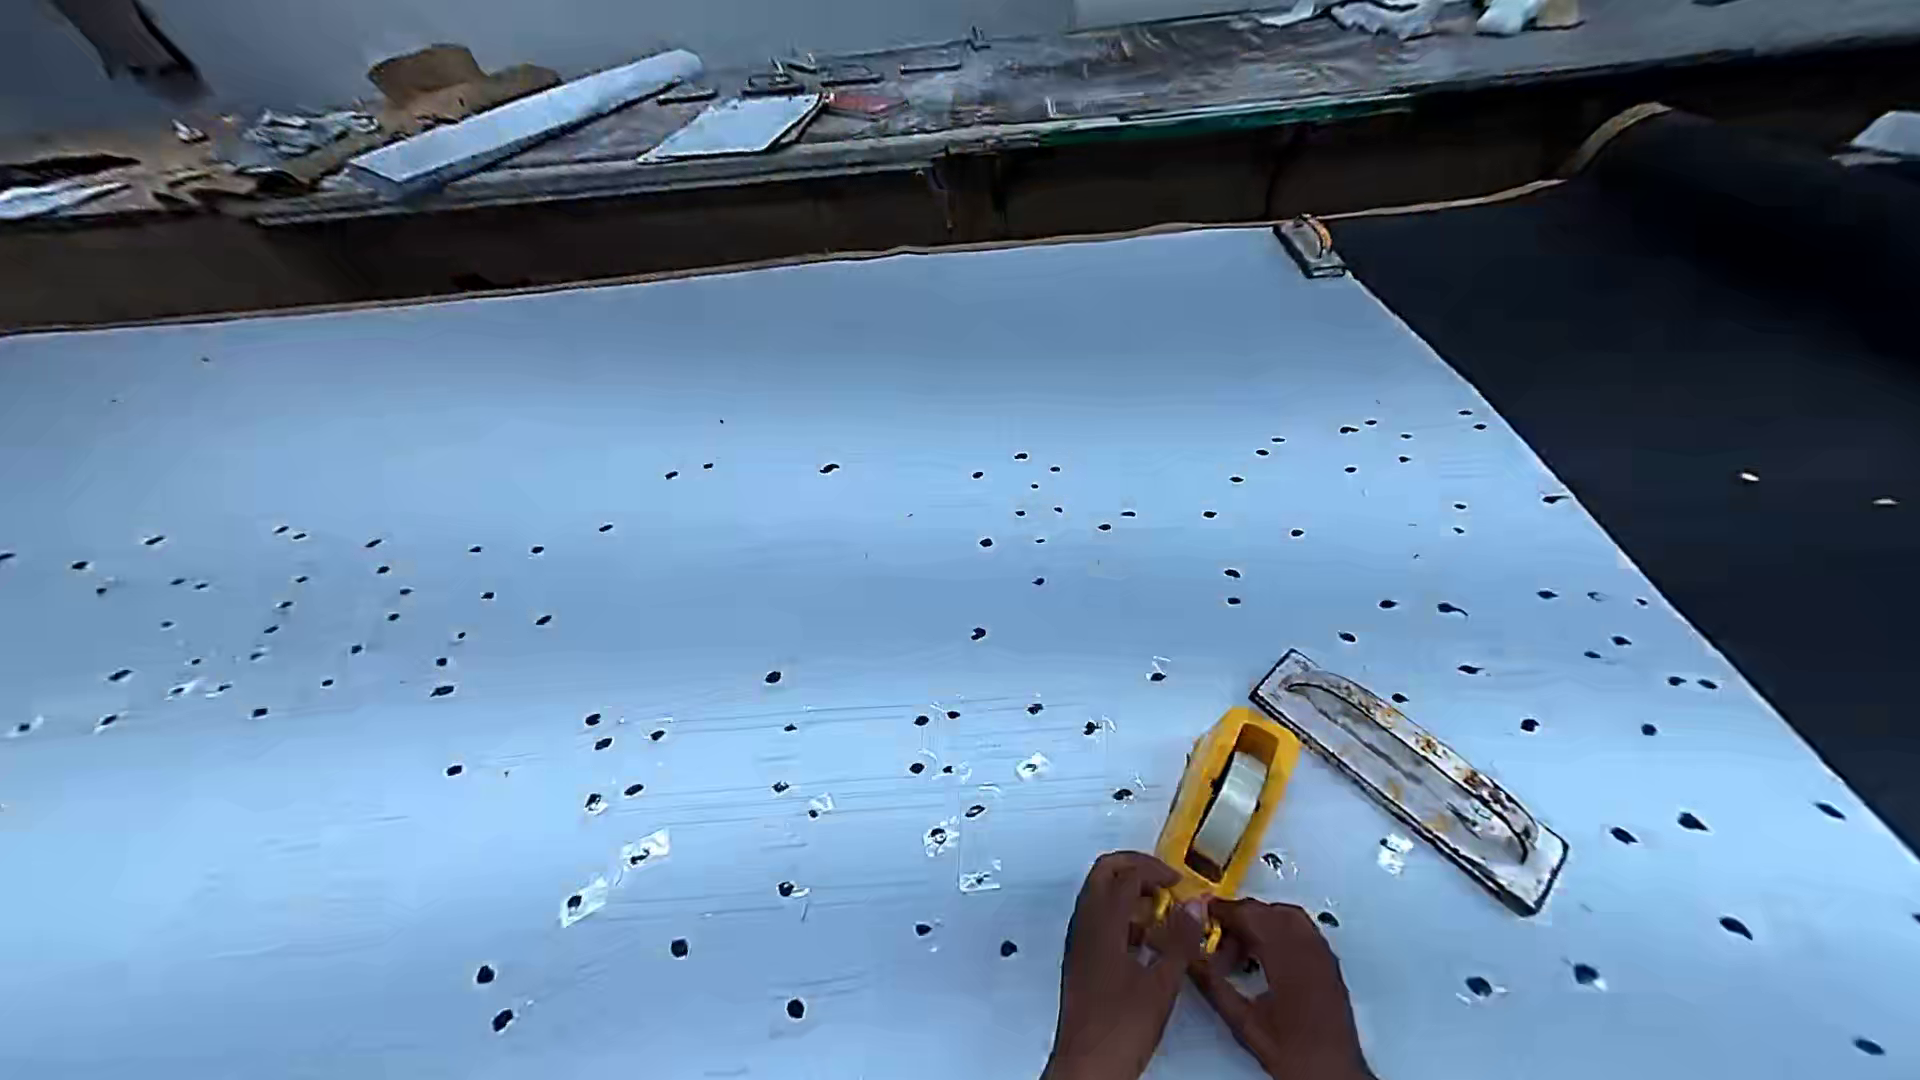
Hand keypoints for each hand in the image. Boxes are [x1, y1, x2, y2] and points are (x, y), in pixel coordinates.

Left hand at [1043, 851, 1205, 1079]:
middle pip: (1105, 871)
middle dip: (1135, 867)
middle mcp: (1085, 921)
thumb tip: (1193, 907)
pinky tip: (1143, 936)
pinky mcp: (1080, 954)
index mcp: (1102, 921)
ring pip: (1098, 891)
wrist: (1087, 1064)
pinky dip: (1119, 911)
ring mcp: (1079, 936)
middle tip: (1164, 879)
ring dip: (1126, 888)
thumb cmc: (1118, 1028)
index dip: (1154, 870)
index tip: (1178, 882)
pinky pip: (1097, 914)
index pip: (1126, 874)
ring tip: (1159, 907)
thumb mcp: (1161, 983)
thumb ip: (1180, 941)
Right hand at [1188, 899, 1372, 1079]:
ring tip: (1241, 945)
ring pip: (1285, 915)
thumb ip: (1214, 986)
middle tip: (1218, 935)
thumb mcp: (1244, 1023)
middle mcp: (1309, 952)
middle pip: (1266, 911)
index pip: (1249, 916)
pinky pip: (1301, 929)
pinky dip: (1278, 928)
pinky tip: (1265, 951)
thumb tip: (1192, 960)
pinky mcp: (1329, 966)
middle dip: (1238, 917)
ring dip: (1259, 921)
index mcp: (1288, 961)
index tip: (1204, 912)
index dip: (1223, 911)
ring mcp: (1323, 957)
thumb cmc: (1297, 1057)